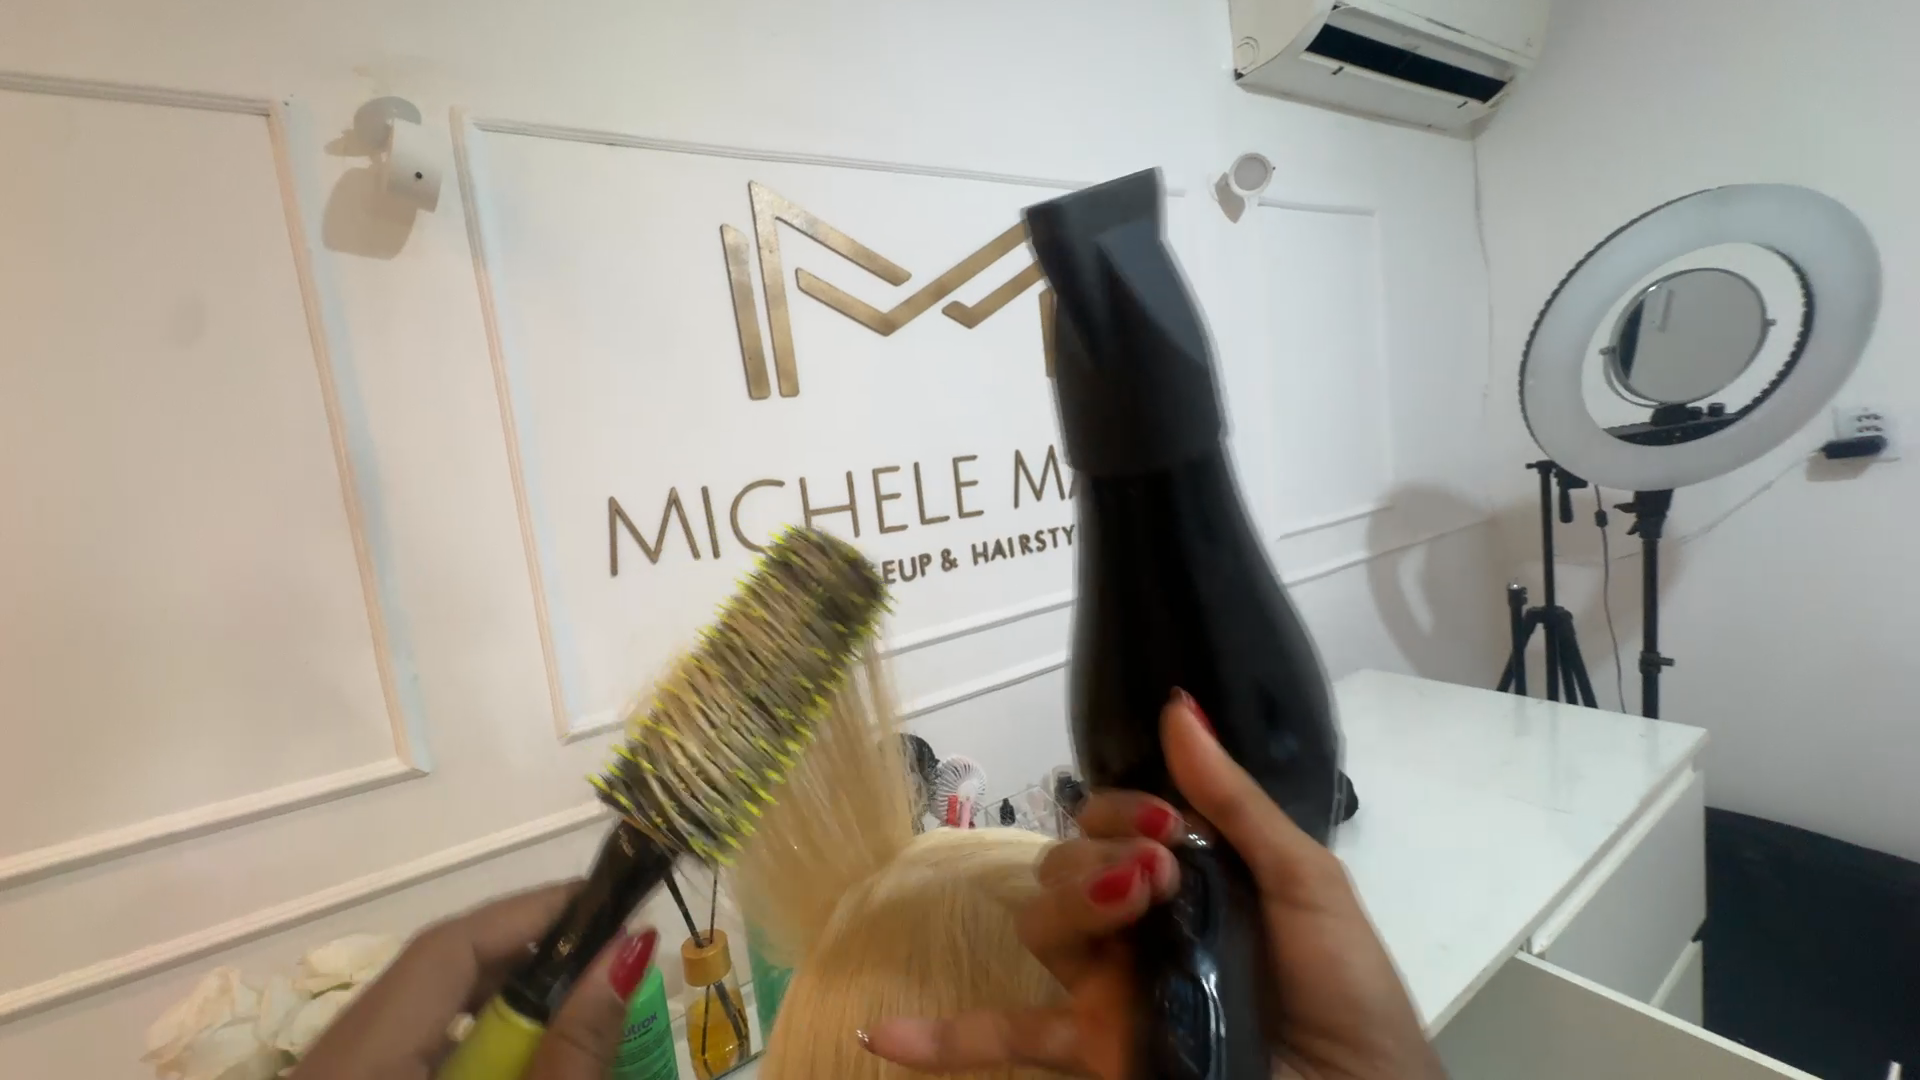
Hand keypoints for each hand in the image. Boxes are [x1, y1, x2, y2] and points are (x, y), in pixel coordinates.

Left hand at [290, 882, 659, 1079]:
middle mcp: (326, 1061)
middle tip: (610, 948)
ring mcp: (330, 1076)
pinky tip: (517, 1047)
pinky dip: (475, 1027)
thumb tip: (634, 945)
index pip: (451, 945)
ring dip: (509, 988)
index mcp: (357, 1065)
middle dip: (533, 948)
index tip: (613, 902)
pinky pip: (410, 1039)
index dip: (536, 911)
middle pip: (439, 967)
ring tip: (576, 996)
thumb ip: (572, 1051)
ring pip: (426, 1003)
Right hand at [863, 692, 1442, 1079]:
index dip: (1116, 810)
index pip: (1103, 820)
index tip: (1158, 820)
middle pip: (1061, 865)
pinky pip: (1006, 1040)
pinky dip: (943, 1038)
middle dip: (1095, 859)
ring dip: (1067, 907)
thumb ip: (1229, 797)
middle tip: (1154, 876)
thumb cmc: (1343, 985)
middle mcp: (1127, 921)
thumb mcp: (1299, 876)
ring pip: (1040, 924)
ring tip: (1126, 916)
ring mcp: (1103, 985)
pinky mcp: (1091, 1049)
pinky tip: (883, 1031)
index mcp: (1169, 873)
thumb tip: (1176, 704)